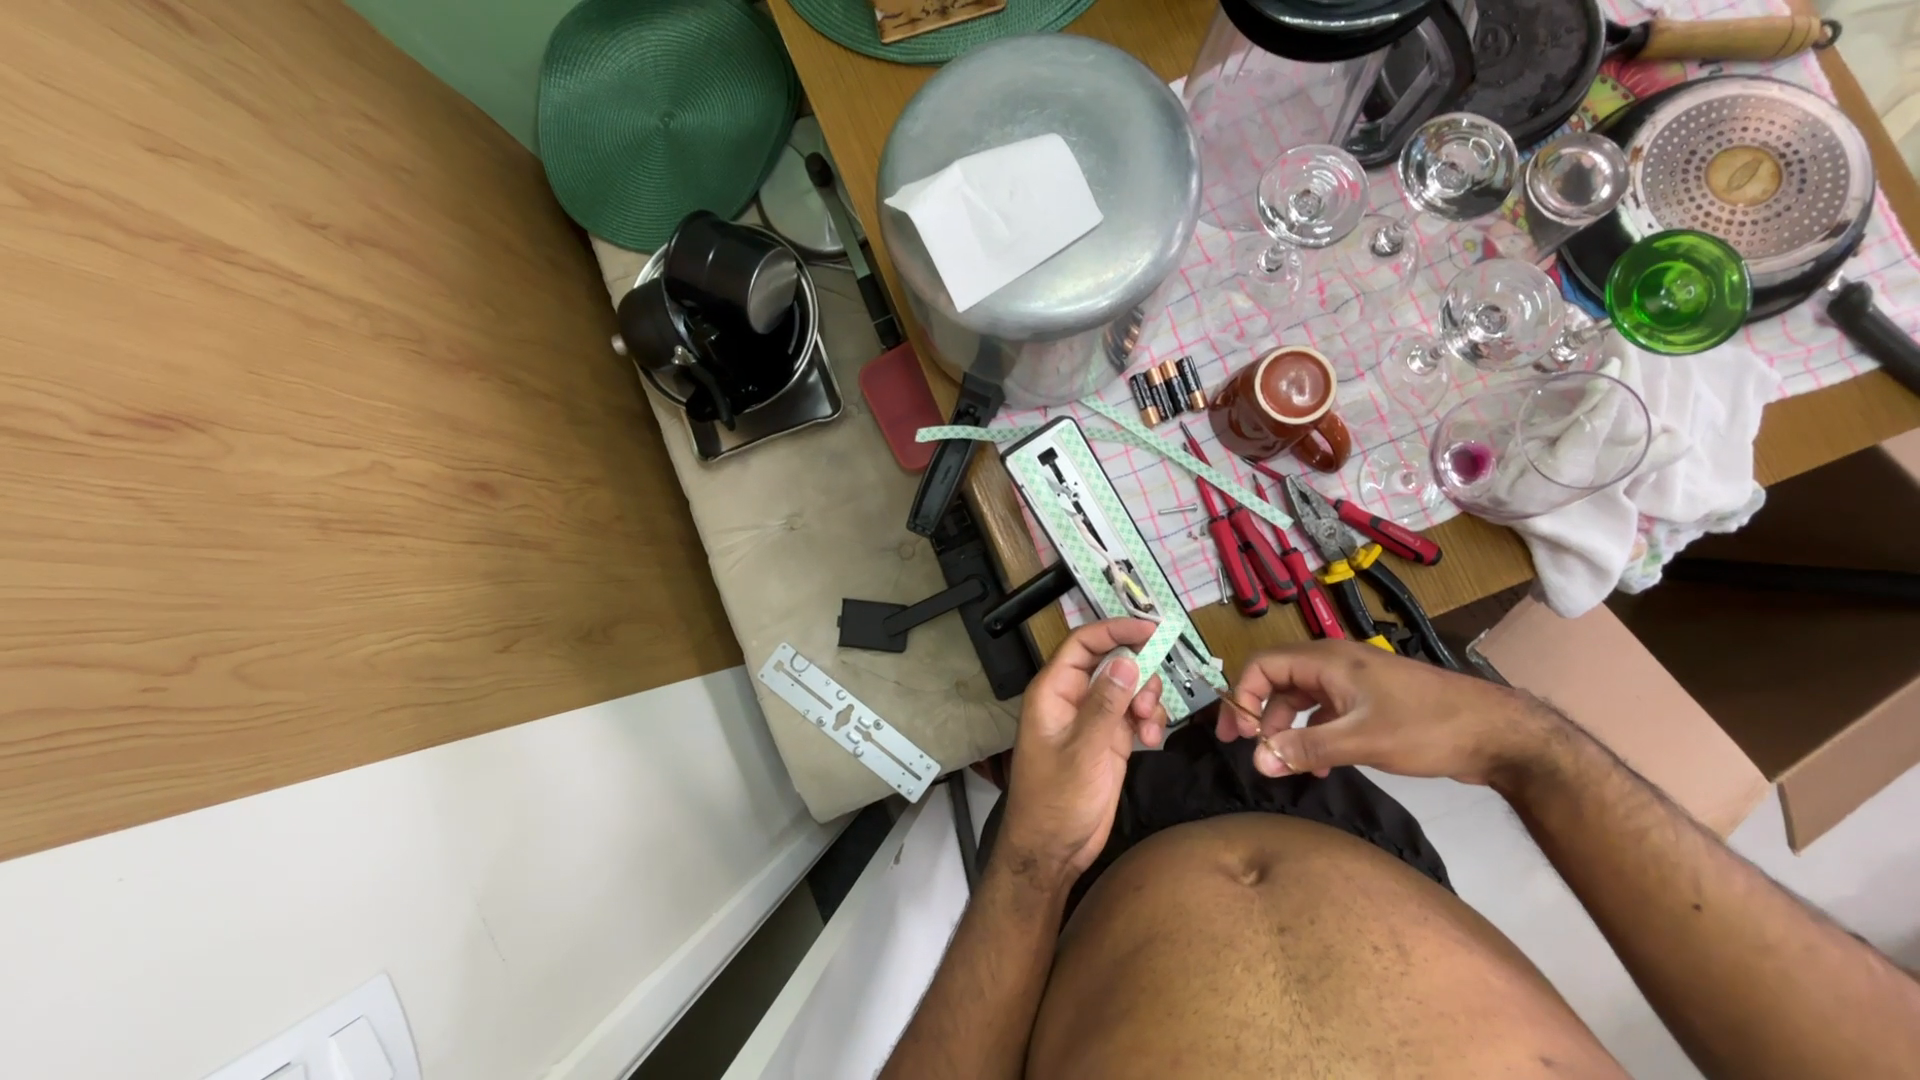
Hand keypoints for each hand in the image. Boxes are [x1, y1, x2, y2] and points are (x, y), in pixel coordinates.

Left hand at [998, 618, 1168, 884]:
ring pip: (1126, 687)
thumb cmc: (1057, 801)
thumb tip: (1126, 660)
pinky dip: (1148, 720)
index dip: (1114, 630)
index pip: (1082, 644)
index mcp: (1052, 692)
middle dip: (1138, 670)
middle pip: (1110, 662)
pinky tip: (1153, 737)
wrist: (1053, 850)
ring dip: (1147, 698)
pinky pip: (1133, 714)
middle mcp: (1071, 700)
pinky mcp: (1107, 741)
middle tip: (1154, 696)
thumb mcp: (1085, 751)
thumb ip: (1107, 704)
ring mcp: (1090, 720)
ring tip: (1151, 724)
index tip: (1151, 629)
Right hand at [1216, 639, 1565, 786]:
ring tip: (1284, 764)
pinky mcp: (1371, 703)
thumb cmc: (1426, 726)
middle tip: (1249, 750)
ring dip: (1288, 730)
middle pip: (1279, 683)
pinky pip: (1326, 714)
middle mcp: (1334, 665)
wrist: (1498, 733)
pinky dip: (1314, 736)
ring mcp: (1354, 684)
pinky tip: (1319, 766)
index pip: (1263, 666)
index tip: (1237, 735)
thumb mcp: (1361, 740)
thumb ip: (1306, 749)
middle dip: (1261, 716)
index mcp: (1326, 660)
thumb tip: (1257, 761)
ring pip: (1302, 701)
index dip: (1242, 696)